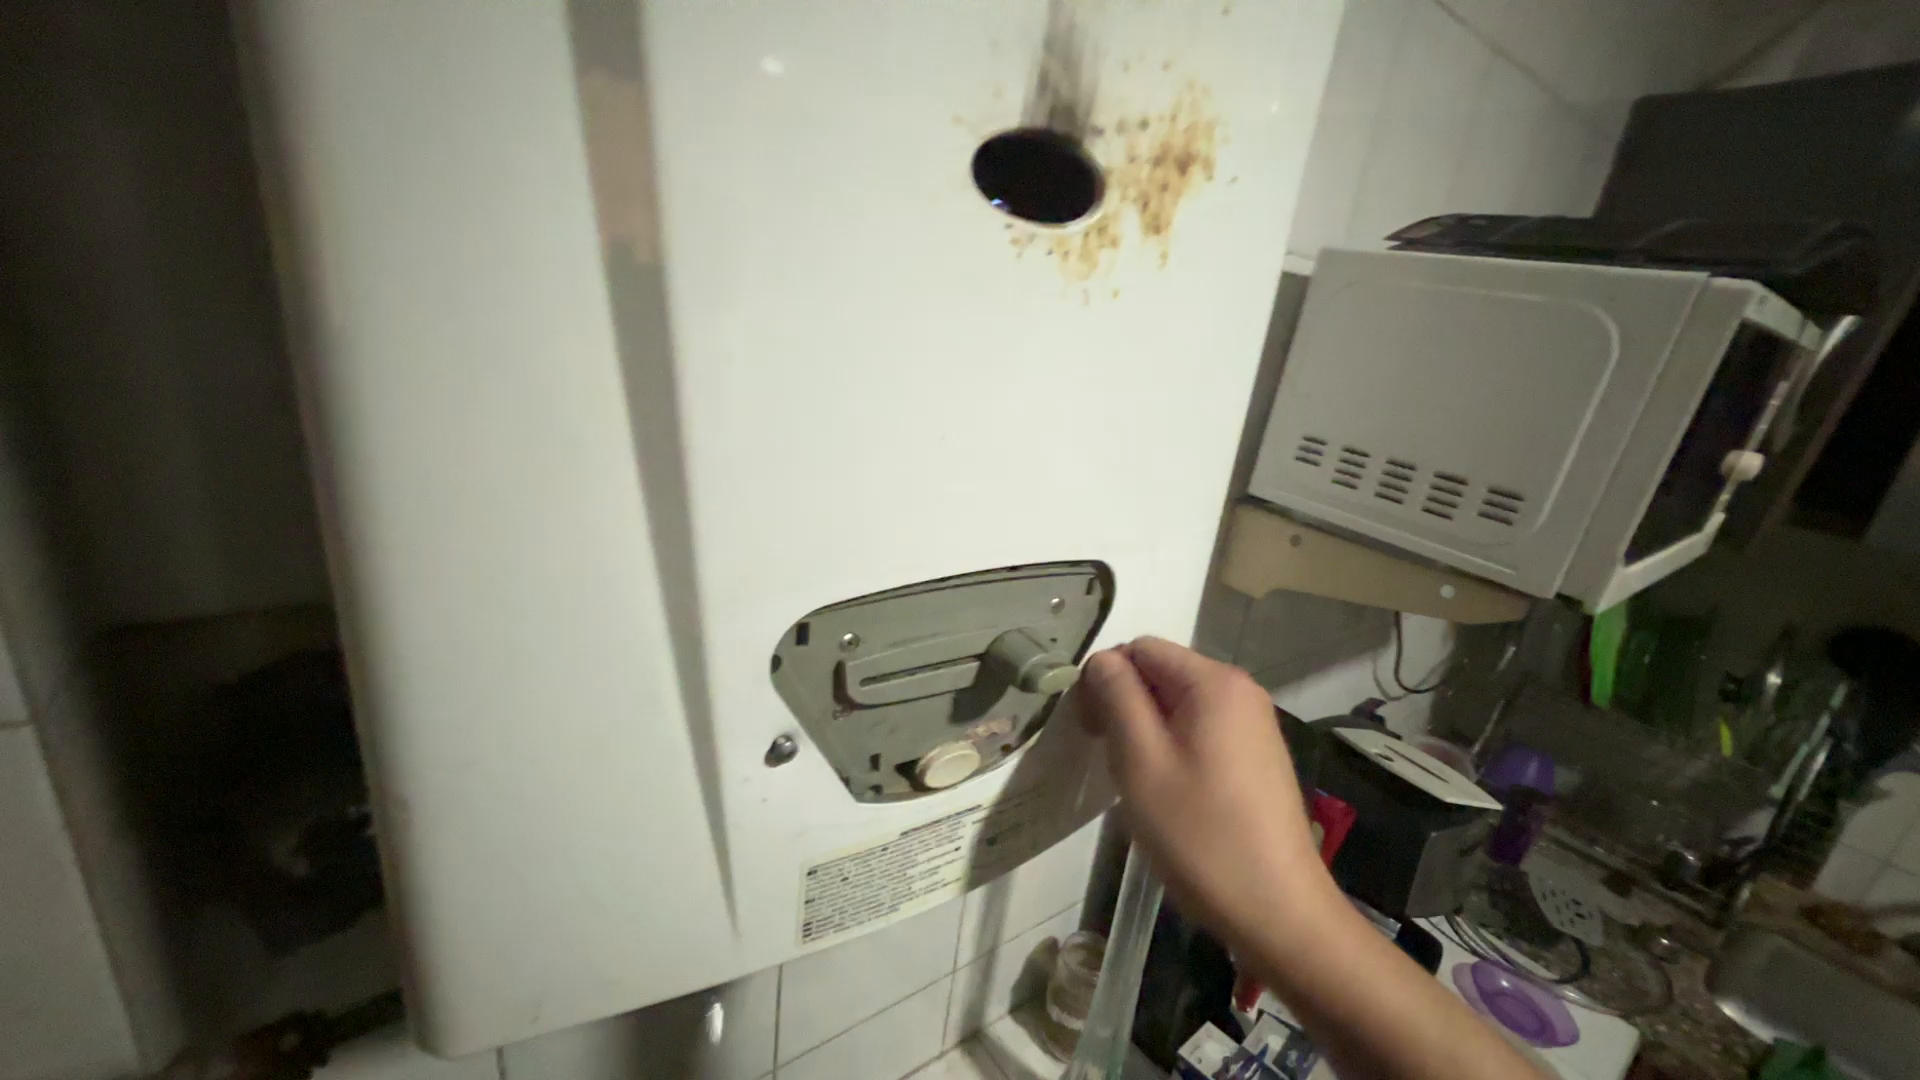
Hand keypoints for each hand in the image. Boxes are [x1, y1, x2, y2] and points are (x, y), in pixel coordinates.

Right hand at [1078, 637, 1337, 946]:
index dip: (1105, 678)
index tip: (1090, 728)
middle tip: (1111, 758)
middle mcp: (1241, 691)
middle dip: (1125, 705)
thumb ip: (1116, 696)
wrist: (1277, 910)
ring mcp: (1255, 724)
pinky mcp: (1258, 756)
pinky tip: (1170, 793)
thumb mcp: (1141, 760)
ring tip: (1139, 781)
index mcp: (1214, 682)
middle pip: (1162, 673)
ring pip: (1178, 704)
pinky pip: (1201, 730)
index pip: (1141, 648)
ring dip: (1147, 731)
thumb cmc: (1200, 834)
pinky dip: (1174, 748)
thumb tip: (1102, 661)